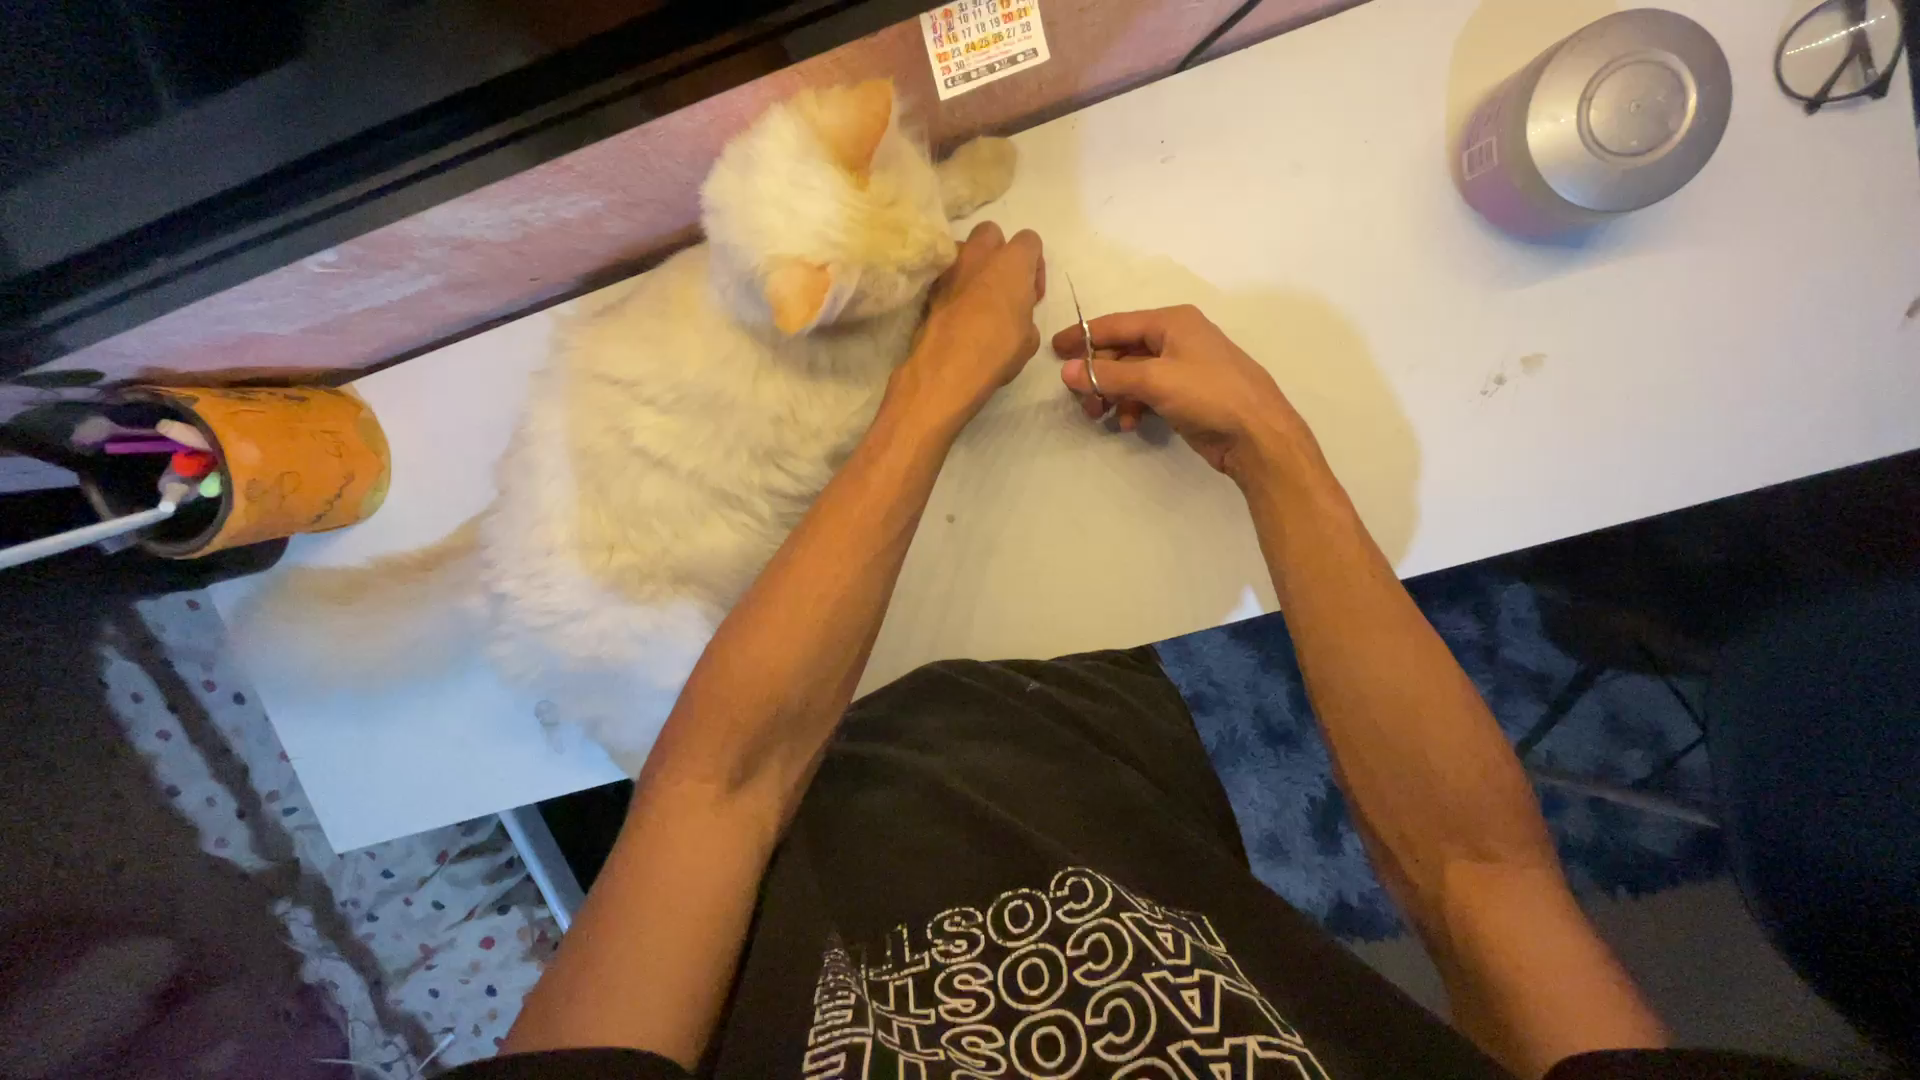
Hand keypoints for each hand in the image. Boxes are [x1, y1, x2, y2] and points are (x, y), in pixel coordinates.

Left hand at [891, 222, 1045, 433]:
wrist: (948, 369)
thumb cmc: (998, 350)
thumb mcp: (1029, 339)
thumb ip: (1025, 316)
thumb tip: (1015, 318)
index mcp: (1012, 261)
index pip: (1030, 241)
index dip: (1034, 266)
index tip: (1032, 295)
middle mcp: (978, 254)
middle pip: (991, 234)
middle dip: (998, 254)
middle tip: (1003, 288)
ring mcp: (949, 269)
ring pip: (963, 251)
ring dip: (972, 268)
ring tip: (976, 300)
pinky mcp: (928, 288)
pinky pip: (944, 276)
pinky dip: (952, 288)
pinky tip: (957, 315)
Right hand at [1053, 305, 1316, 483]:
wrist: (1258, 434)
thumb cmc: (1209, 394)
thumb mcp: (1155, 379)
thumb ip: (1109, 374)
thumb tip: (1069, 371)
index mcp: (1172, 322)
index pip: (1116, 324)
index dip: (1083, 337)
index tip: (1054, 351)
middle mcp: (1175, 339)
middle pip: (1122, 351)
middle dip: (1099, 375)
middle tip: (1083, 401)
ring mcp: (1181, 368)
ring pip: (1132, 376)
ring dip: (1113, 395)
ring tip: (1103, 417)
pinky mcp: (1184, 395)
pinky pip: (1146, 394)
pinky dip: (1133, 407)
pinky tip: (1131, 424)